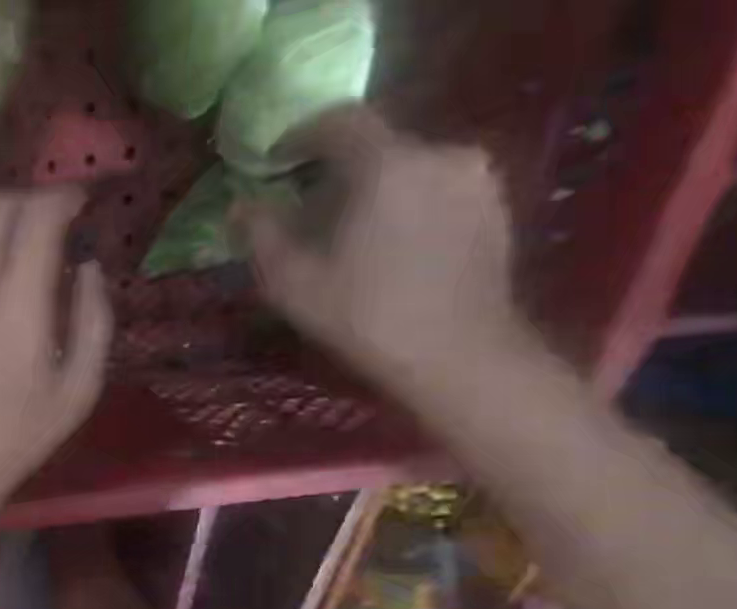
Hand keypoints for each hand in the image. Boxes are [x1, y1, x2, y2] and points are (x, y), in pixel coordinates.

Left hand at [0, 188, 112, 499]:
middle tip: (58, 217)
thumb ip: (93, 321)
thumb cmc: (21, 435)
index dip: (65, 197)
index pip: (38, 216)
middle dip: (33, 198)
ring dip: (0, 215)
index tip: (84, 202)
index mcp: (19, 302)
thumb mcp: (79, 389)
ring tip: (25, 234)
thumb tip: (89, 269)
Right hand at [237, 106, 529, 378]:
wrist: (459, 357)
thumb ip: (260, 236)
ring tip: (353, 233)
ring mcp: (476, 179)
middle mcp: (440, 153)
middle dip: (338, 172)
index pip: (339, 121)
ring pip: (410, 170)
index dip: (301, 135)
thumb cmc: (366, 319)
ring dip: (376, 191)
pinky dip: (409, 207)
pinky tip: (394, 250)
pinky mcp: (496, 208)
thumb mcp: (294, 284)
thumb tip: (240, 207)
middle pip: (377, 147)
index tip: (276, 162)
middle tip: (310, 210)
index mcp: (387, 164)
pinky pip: (439, 191)